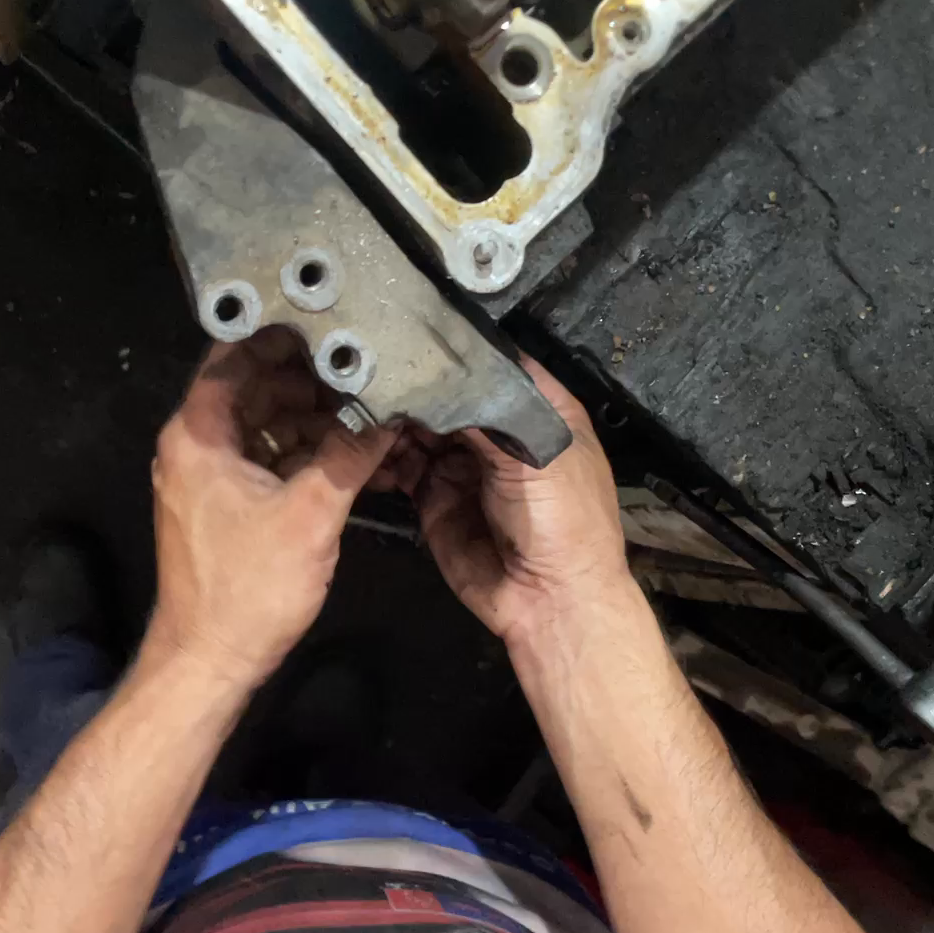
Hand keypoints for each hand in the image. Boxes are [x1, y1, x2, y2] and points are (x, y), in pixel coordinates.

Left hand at [146, 332, 394, 687]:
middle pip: (251, 390)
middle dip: (307, 382)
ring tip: (362, 415)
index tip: (328, 327)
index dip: (281, 337)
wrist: (210, 658)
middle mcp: (193, 447)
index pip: (233, 357)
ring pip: (261, 427)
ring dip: (308, 419)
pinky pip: (262, 461)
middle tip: (362, 374)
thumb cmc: (250, 586)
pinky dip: (297, 454)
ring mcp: (206, 478)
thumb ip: (350, 454)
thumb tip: (389, 414)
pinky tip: (342, 455)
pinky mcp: (222, 505)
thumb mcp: (311, 513)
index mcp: (198, 434)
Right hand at [390, 358, 629, 648]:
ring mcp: (464, 466)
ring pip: (421, 428)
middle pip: (450, 396)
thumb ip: (486, 416)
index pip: (497, 365)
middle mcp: (498, 435)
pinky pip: (404, 467)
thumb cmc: (562, 520)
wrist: (548, 598)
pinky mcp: (434, 496)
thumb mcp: (534, 455)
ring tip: (374, 409)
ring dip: (398, 419)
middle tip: (383, 375)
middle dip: (419, 387)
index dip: (462, 351)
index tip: (422, 334)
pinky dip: (386, 456)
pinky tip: (371, 444)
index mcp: (537, 413)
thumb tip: (437, 382)